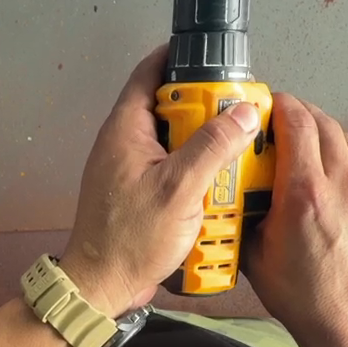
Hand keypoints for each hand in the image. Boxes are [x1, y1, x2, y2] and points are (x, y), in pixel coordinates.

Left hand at [62, 46, 262, 314]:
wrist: (102, 287)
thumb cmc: (130, 239)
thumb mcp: (178, 189)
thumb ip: (212, 147)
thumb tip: (245, 113)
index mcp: (125, 129)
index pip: (150, 73)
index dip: (181, 59)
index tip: (216, 61)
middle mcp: (124, 144)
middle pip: (169, 109)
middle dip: (205, 111)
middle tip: (238, 117)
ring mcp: (130, 171)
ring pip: (174, 143)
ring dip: (203, 149)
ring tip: (234, 155)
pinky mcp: (138, 196)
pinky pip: (170, 173)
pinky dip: (193, 176)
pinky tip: (216, 189)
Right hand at [244, 94, 347, 346]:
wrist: (347, 319)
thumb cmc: (303, 294)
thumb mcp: (256, 254)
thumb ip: (250, 214)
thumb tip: (244, 190)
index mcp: (304, 194)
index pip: (296, 124)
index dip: (282, 106)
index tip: (272, 105)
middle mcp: (342, 185)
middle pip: (324, 124)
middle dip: (303, 116)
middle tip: (287, 123)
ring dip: (328, 136)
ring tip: (313, 149)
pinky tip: (342, 168)